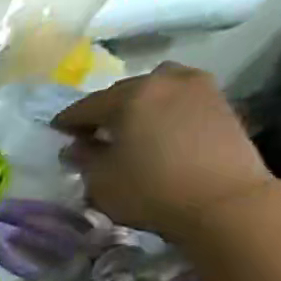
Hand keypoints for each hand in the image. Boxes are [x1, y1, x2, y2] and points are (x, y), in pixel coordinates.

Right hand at [53, 63, 280, 241]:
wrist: (223, 200)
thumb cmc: (151, 192)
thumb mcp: (103, 183)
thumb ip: (85, 160)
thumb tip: (75, 147)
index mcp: (129, 96)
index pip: (88, 106)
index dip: (68, 121)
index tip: (57, 132)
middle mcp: (163, 80)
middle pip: (123, 93)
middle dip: (105, 112)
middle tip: (92, 134)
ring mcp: (196, 86)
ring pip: (155, 92)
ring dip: (138, 108)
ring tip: (130, 131)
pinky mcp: (219, 102)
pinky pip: (179, 101)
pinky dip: (163, 113)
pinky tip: (159, 134)